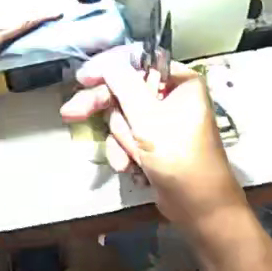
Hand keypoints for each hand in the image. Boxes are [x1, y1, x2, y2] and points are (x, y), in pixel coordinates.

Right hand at [59, 47, 251, 237]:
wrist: (199, 209)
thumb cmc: (180, 159)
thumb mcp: (149, 120)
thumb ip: (125, 86)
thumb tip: (107, 62)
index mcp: (179, 81)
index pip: (137, 62)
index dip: (108, 68)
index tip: (84, 78)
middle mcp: (171, 95)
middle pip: (123, 90)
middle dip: (105, 110)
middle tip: (72, 113)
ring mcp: (160, 120)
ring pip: (122, 117)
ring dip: (120, 139)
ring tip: (130, 158)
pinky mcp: (152, 141)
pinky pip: (127, 137)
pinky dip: (124, 151)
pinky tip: (128, 167)